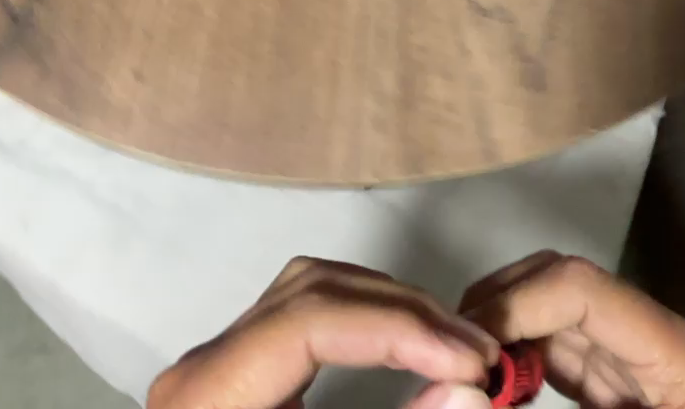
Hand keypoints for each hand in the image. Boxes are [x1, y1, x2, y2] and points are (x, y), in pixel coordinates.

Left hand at [149, 257, 501, 408]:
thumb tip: (471, 392)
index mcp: (209, 396)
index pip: (305, 321)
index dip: (391, 331)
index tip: (467, 364)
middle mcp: (208, 361)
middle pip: (311, 292)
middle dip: (403, 313)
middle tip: (476, 353)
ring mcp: (222, 358)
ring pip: (310, 289)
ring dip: (388, 306)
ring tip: (452, 345)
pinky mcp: (243, 365)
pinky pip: (306, 312)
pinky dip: (364, 316)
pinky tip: (406, 338)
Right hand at [460, 251, 684, 408]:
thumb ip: (537, 396)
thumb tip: (453, 394)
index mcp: (679, 356)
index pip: (581, 287)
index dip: (514, 304)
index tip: (464, 349)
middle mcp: (656, 338)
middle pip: (560, 283)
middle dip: (498, 309)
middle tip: (451, 356)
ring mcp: (637, 356)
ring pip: (550, 311)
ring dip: (501, 333)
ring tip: (464, 368)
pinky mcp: (619, 380)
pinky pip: (557, 349)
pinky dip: (518, 359)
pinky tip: (495, 382)